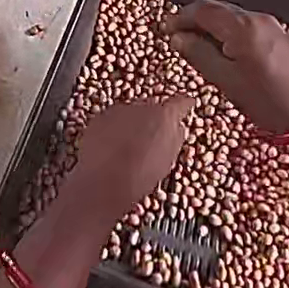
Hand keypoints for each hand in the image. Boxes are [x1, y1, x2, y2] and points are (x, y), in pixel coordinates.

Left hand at [64, 98, 189, 220]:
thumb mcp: (167, 161)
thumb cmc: (137, 178)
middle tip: (154, 139)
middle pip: (154, 107)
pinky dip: (115, 130)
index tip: (188, 103)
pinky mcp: (100, 118)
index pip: (181, 103)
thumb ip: (175, 138)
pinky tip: (115, 149)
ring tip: (132, 149)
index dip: (186, 104)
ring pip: (132, 113)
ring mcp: (120, 110)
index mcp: (165, 116)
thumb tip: (177, 128)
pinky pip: (114, 120)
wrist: (101, 184)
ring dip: (134, 125)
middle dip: (155, 119)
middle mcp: (142, 106)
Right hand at [163, 0, 288, 135]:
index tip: (166, 29)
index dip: (181, 17)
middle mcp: (258, 19)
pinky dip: (228, 34)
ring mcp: (271, 26)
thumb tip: (179, 38)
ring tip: (196, 49)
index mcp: (243, 27)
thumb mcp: (227, 82)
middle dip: (194, 20)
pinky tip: (222, 53)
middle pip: (218, 9)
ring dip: (211, 27)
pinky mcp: (279, 37)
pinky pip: (246, 27)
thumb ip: (200, 55)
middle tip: (177, 39)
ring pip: (231, 18)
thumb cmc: (272, 104)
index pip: (203, 9)